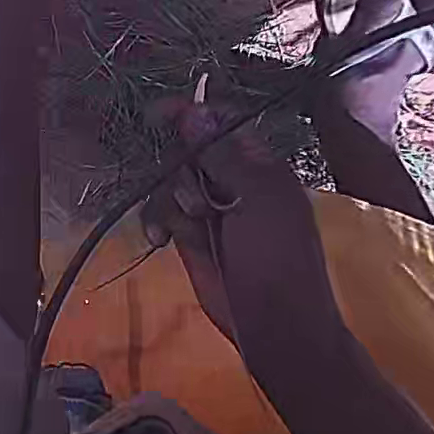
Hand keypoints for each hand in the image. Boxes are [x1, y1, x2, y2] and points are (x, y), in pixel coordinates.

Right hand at [142, 104, 334, 342]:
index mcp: (258, 164)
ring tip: (192, 228)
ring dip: (171, 202)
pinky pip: (159, 211)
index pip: (219, 123)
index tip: (157, 114)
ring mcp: (206, 206)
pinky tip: (161, 240)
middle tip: (199, 203)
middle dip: (182, 171)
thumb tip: (192, 111)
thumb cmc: (276, 256)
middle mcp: (230, 179)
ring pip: (168, 181)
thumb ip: (220, 154)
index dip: (190, 115)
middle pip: (185, 151)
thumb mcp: (256, 198)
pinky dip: (156, 223)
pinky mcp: (186, 232)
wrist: (271, 323)